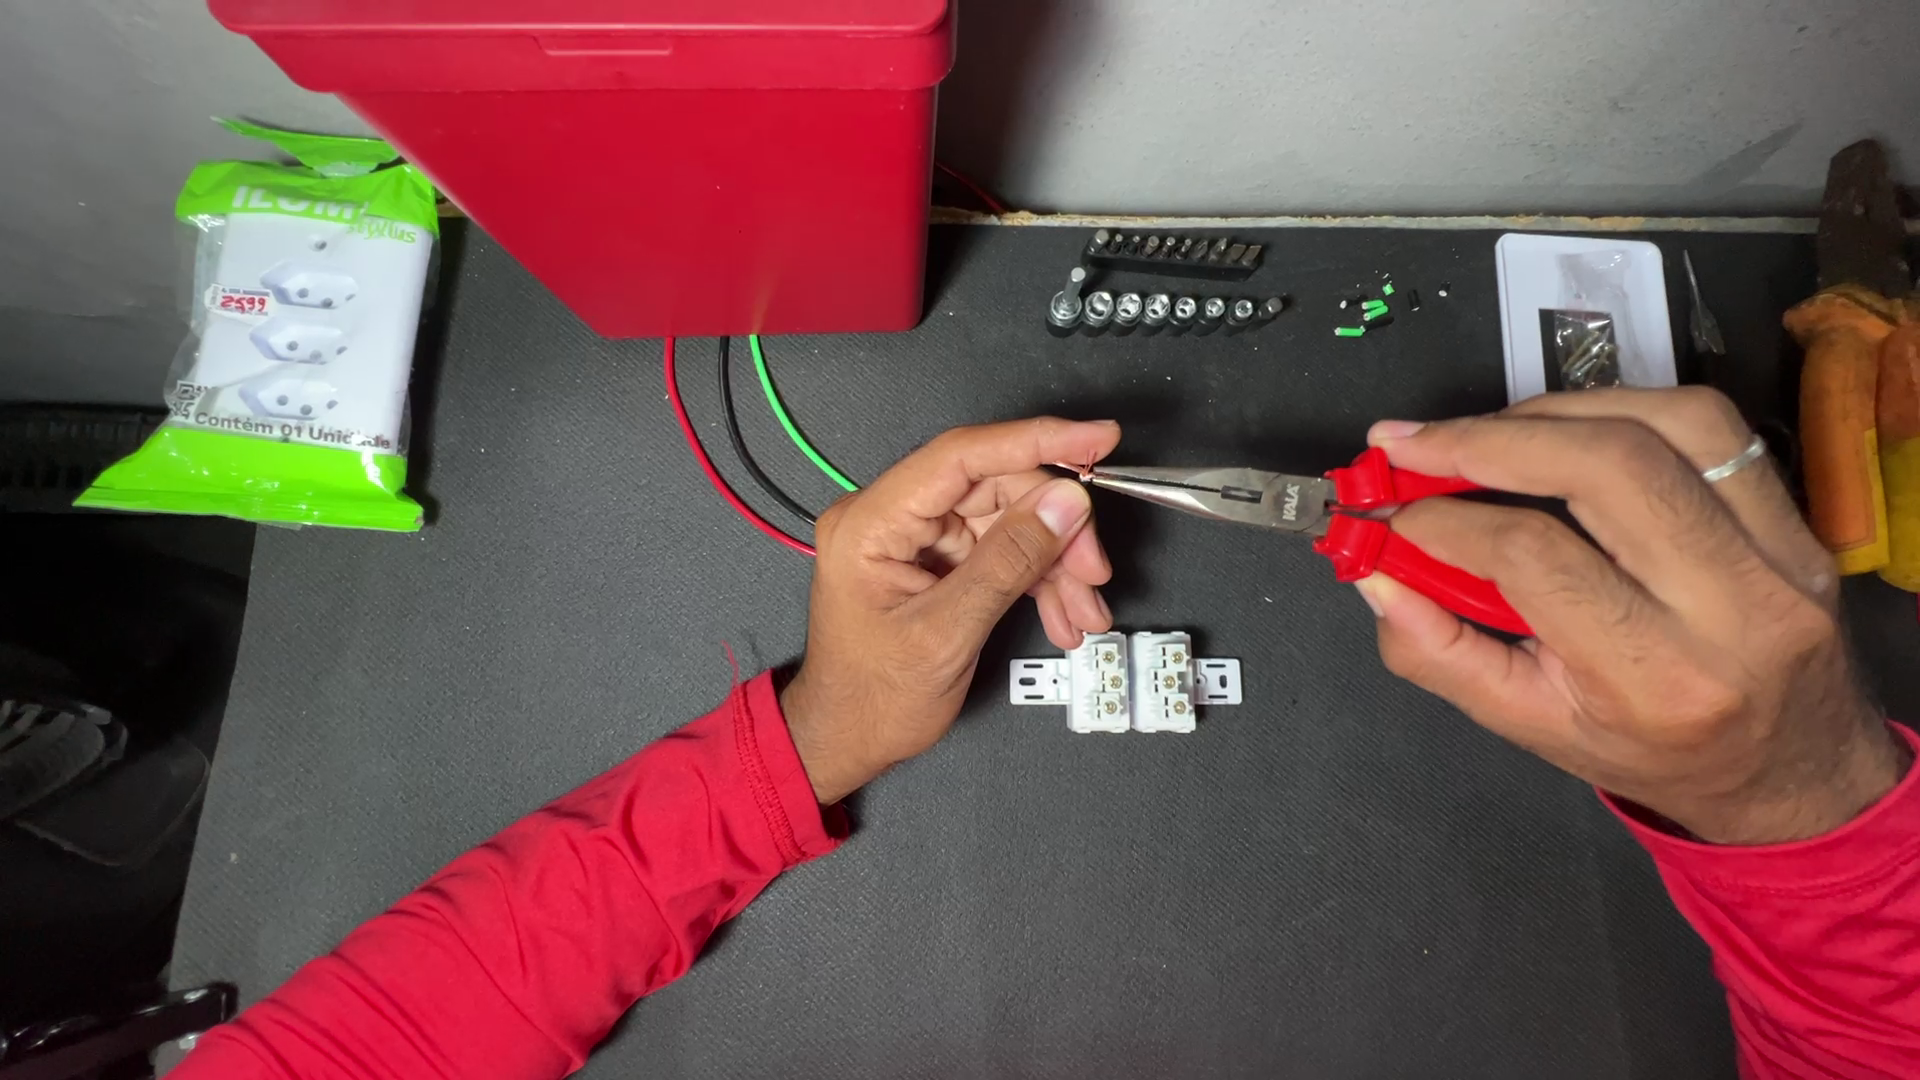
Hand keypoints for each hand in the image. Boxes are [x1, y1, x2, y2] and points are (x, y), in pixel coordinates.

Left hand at [781, 418, 1121, 802]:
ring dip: (1056, 564)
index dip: (1036, 440)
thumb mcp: (946, 633)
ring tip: (1082, 612)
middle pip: (996, 489)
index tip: (1099, 439)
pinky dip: (1039, 580)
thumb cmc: (873, 700)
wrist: (847, 741)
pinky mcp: (940, 560)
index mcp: (872, 522)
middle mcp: (894, 517)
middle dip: (1056, 529)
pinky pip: (1002, 551)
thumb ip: (1007, 563)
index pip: (962, 455)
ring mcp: (919, 538)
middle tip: (1094, 572)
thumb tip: (1065, 502)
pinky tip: (1063, 614)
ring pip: (1009, 521)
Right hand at [1357, 387, 1906, 844]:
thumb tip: (1373, 574)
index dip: (1441, 522)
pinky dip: (1609, 408)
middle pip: (1607, 467)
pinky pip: (1705, 425)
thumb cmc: (1638, 747)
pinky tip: (1548, 430)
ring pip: (1666, 424)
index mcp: (1655, 673)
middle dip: (1484, 441)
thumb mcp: (1514, 719)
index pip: (1533, 555)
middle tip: (1406, 444)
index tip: (1385, 515)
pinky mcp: (1792, 518)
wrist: (1784, 767)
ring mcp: (1780, 550)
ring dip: (1545, 413)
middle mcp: (1737, 603)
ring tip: (1473, 435)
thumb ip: (1431, 651)